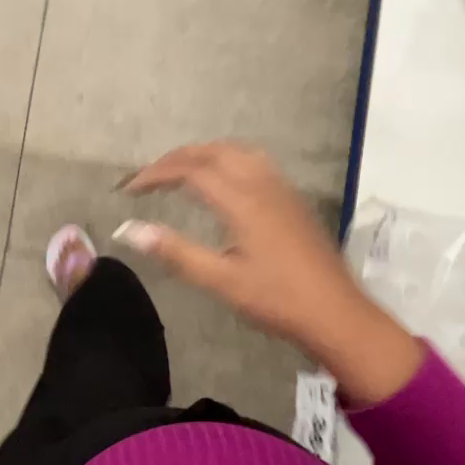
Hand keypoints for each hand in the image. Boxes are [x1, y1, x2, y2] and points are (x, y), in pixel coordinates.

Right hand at [116, 141, 422, 401]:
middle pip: (213, 152)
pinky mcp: (293, 200)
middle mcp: (262, 185)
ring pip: (236, 151)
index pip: (190, 170)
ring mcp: (282, 189)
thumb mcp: (221, 281)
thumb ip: (175, 252)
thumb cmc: (276, 300)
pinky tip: (221, 183)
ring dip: (202, 154)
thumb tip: (130, 230)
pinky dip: (225, 160)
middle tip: (148, 178)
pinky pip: (254, 161)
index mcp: (242, 201)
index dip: (155, 174)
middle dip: (175, 158)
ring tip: (178, 173)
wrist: (336, 313)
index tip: (128, 190)